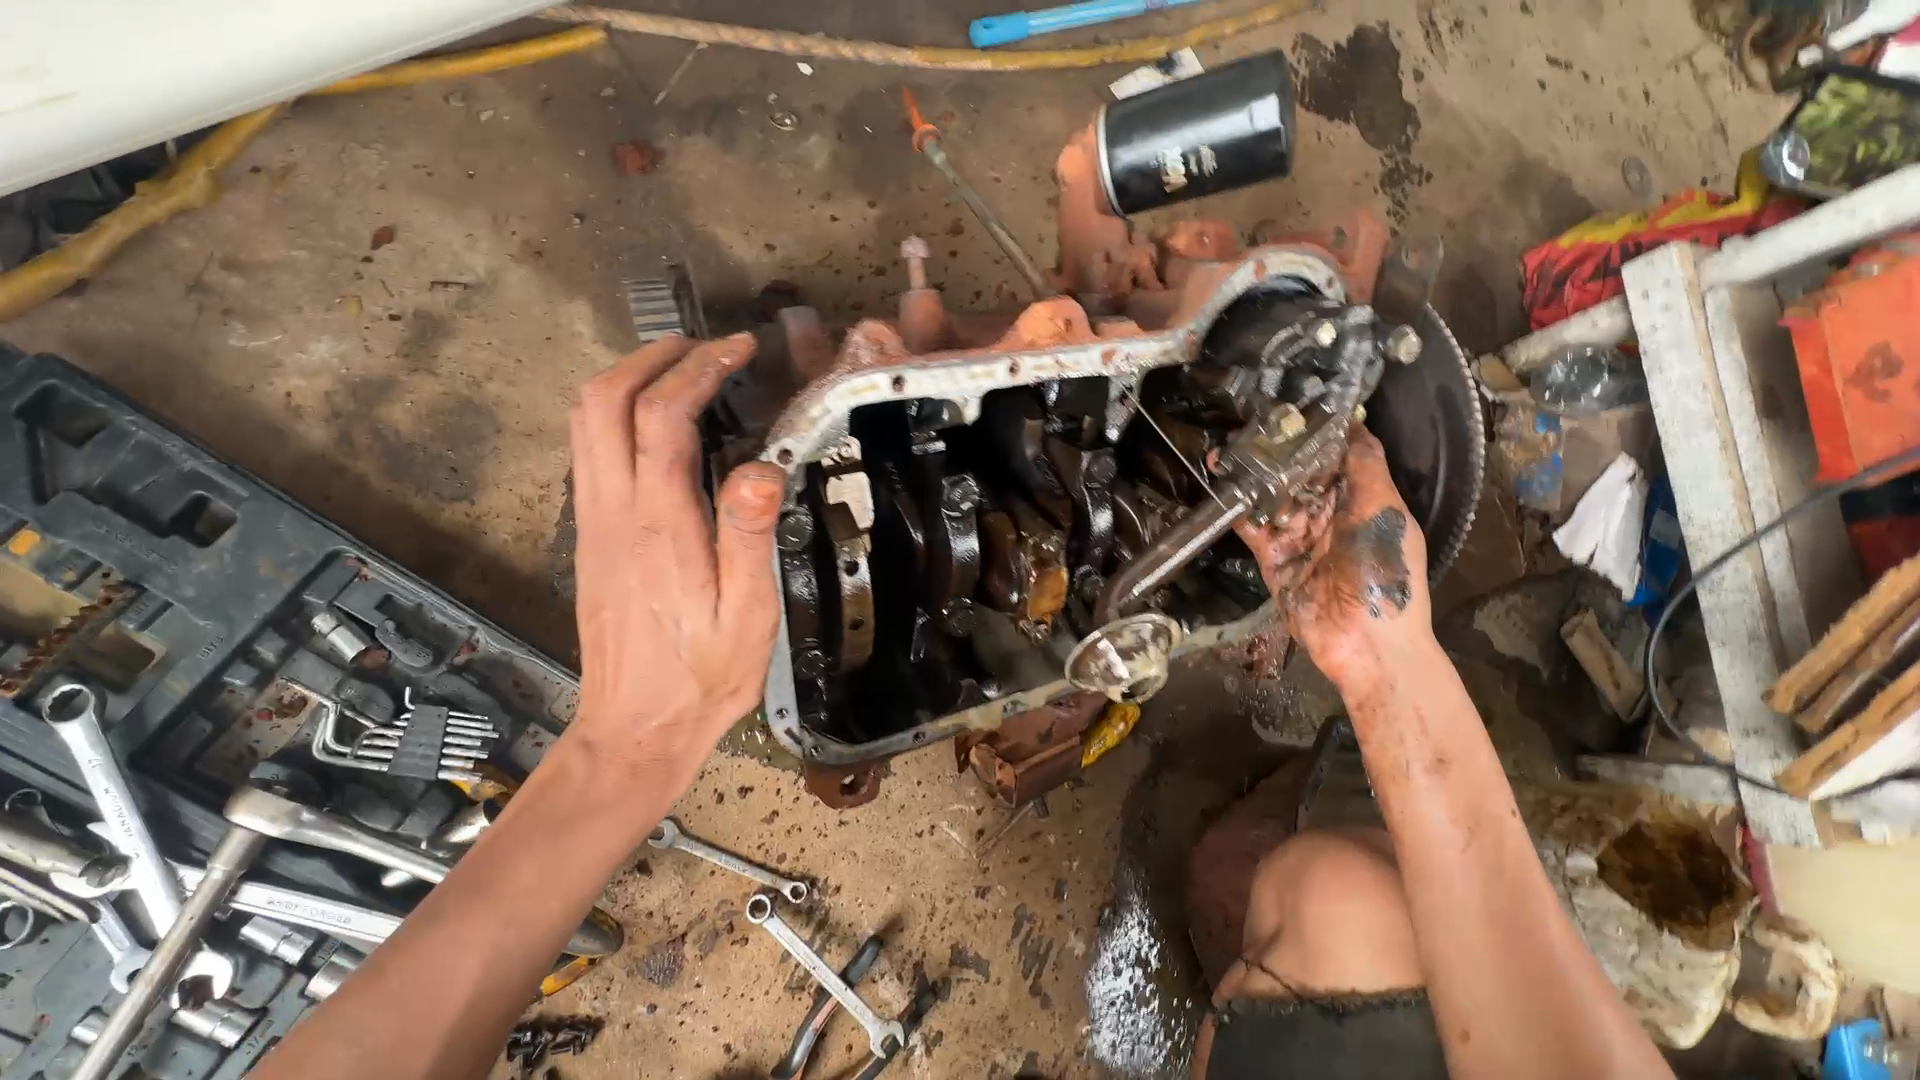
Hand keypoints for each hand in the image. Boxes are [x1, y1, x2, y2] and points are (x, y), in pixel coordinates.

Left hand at [566, 333, 785, 789]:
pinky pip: (587, 450)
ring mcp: (592, 521)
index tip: (737, 348)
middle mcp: (613, 511)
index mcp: (659, 525)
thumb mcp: (747, 614)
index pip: (663, 416)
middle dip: (651, 355)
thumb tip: (762, 465)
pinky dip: (614, 412)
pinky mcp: (588, 536)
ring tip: (679, 369)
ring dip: (625, 377)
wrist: (634, 727)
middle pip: (602, 400)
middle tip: (704, 347)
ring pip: (583, 420)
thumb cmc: (702, 677)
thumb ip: (749, 535)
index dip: (699, 367)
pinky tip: (655, 423)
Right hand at [1232, 426, 1428, 683]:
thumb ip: (1365, 465)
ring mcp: (1298, 535)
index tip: (1286, 406)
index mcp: (1362, 498)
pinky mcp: (1273, 557)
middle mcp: (1329, 513)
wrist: (1365, 640)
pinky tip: (1220, 485)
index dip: (1311, 432)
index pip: (1333, 456)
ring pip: (1270, 496)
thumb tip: (1351, 421)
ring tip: (1223, 451)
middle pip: (1296, 474)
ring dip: (1249, 476)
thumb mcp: (1383, 511)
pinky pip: (1253, 527)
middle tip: (1244, 426)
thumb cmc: (1384, 571)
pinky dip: (1237, 508)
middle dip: (1273, 452)